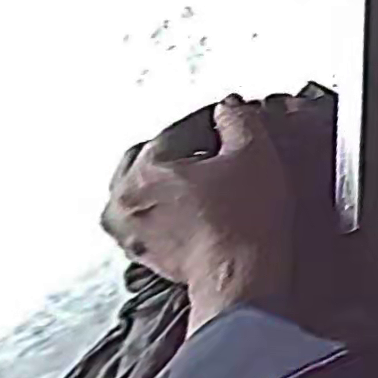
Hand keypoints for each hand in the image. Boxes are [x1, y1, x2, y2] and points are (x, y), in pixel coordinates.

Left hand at [102, 96, 291, 333]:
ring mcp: (127, 229)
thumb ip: (238, 118)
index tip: (234, 116)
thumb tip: (228, 107)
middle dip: (185, 144)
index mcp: (145, 170)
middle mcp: (123, 199)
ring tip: (211, 171)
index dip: (214, 117)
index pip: (180, 127)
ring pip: (145, 184)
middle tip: (219, 142)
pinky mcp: (139, 249)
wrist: (241, 270)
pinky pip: (149, 211)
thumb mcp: (254, 150)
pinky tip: (202, 199)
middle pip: (150, 154)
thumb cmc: (247, 216)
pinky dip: (170, 199)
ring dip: (174, 172)